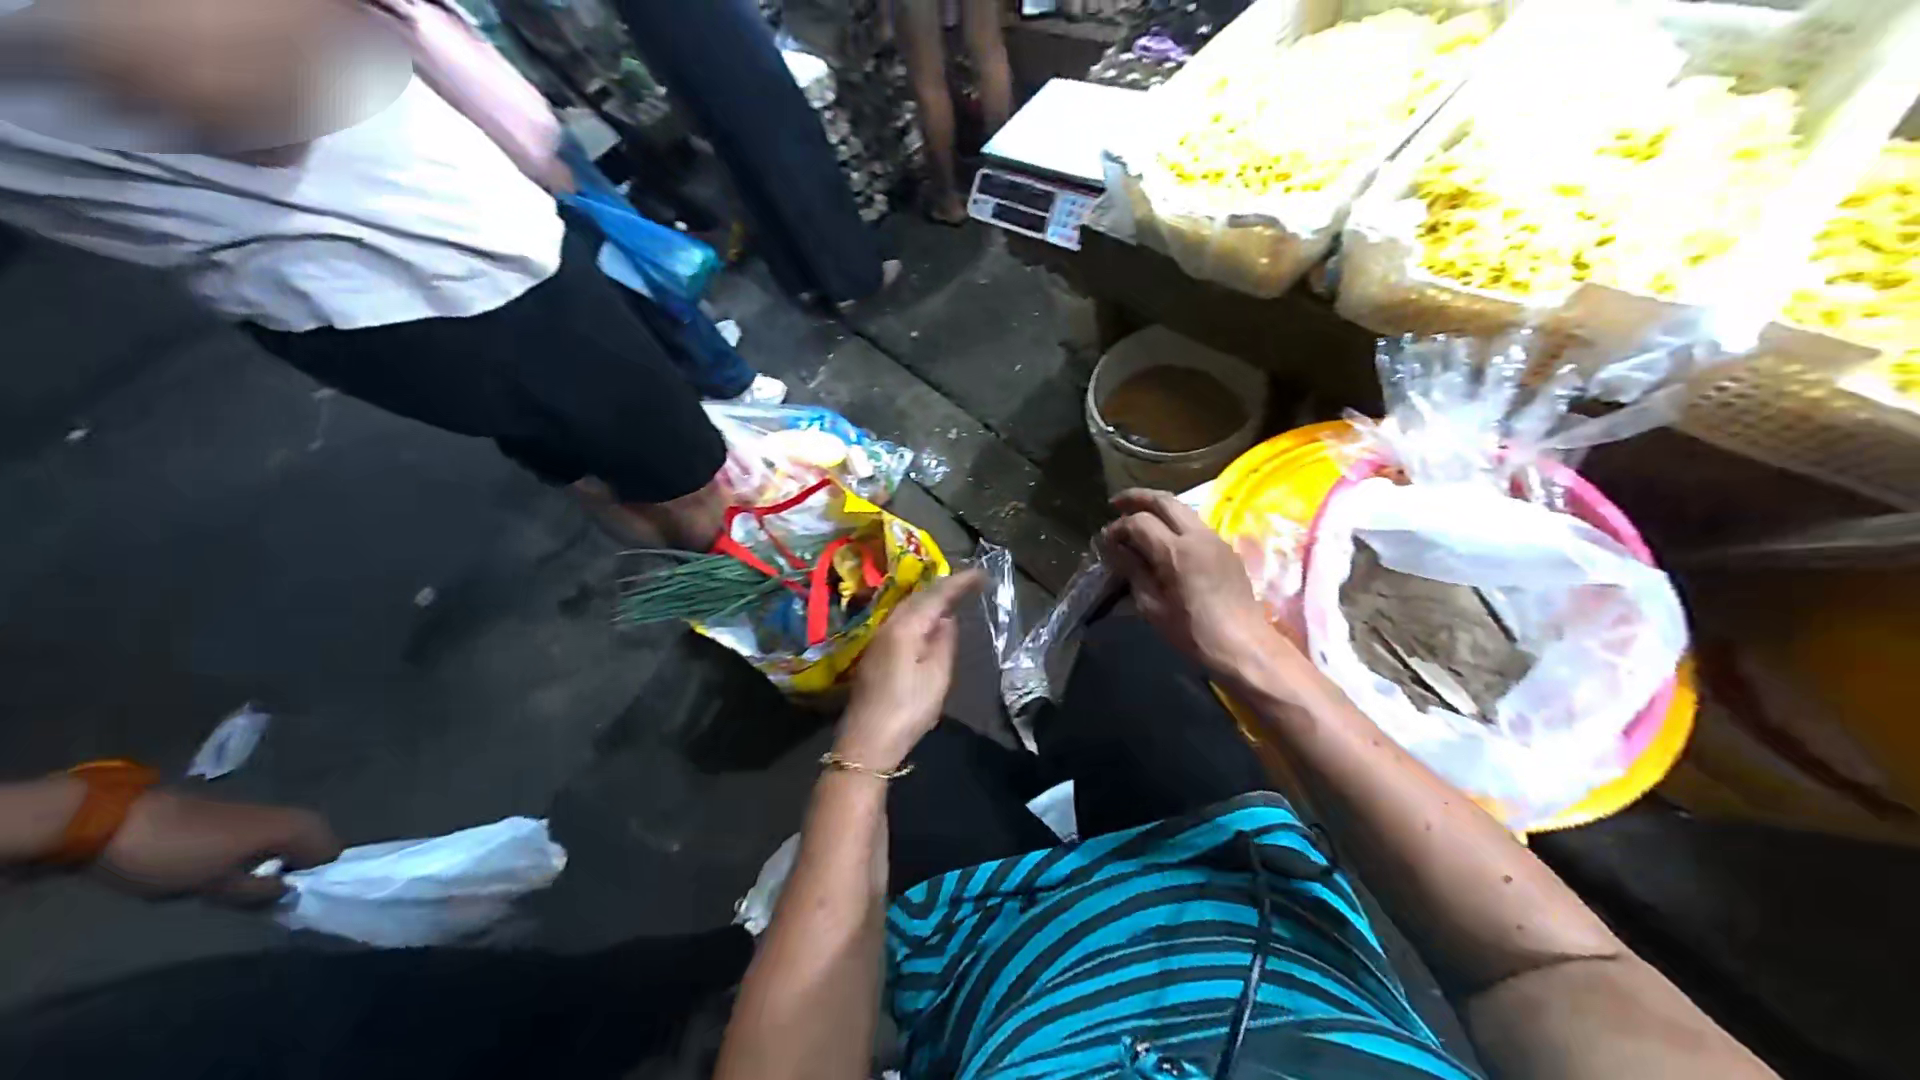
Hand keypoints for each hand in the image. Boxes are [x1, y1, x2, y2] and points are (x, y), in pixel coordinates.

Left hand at [97, 790, 341, 904]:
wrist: (120, 821)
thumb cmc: (178, 854)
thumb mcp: (216, 885)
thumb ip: (258, 892)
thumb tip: (287, 894)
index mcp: (301, 827)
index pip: (332, 854)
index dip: (316, 879)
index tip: (288, 900)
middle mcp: (295, 814)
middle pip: (311, 848)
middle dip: (293, 872)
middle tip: (261, 898)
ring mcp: (268, 812)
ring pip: (287, 844)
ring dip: (272, 866)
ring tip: (239, 889)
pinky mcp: (241, 816)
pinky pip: (266, 839)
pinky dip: (256, 857)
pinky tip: (225, 873)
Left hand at [836, 569, 984, 770]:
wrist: (867, 743)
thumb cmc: (907, 710)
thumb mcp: (936, 677)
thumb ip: (944, 642)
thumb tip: (947, 619)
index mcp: (905, 627)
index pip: (936, 595)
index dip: (960, 582)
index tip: (982, 574)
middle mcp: (888, 626)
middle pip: (918, 597)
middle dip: (945, 587)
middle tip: (971, 583)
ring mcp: (878, 639)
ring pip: (907, 608)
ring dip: (931, 599)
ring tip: (953, 596)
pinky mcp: (875, 654)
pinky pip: (901, 621)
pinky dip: (919, 614)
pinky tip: (928, 622)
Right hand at [1099, 489, 1294, 679]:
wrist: (1242, 645)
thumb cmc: (1191, 631)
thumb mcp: (1151, 605)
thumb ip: (1132, 570)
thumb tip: (1114, 548)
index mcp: (1175, 551)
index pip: (1139, 522)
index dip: (1118, 527)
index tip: (1105, 540)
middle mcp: (1197, 536)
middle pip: (1164, 500)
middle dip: (1137, 498)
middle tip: (1116, 504)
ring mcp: (1215, 539)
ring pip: (1182, 508)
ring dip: (1158, 507)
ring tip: (1138, 517)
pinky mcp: (1226, 548)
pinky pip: (1195, 523)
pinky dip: (1174, 521)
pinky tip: (1163, 536)